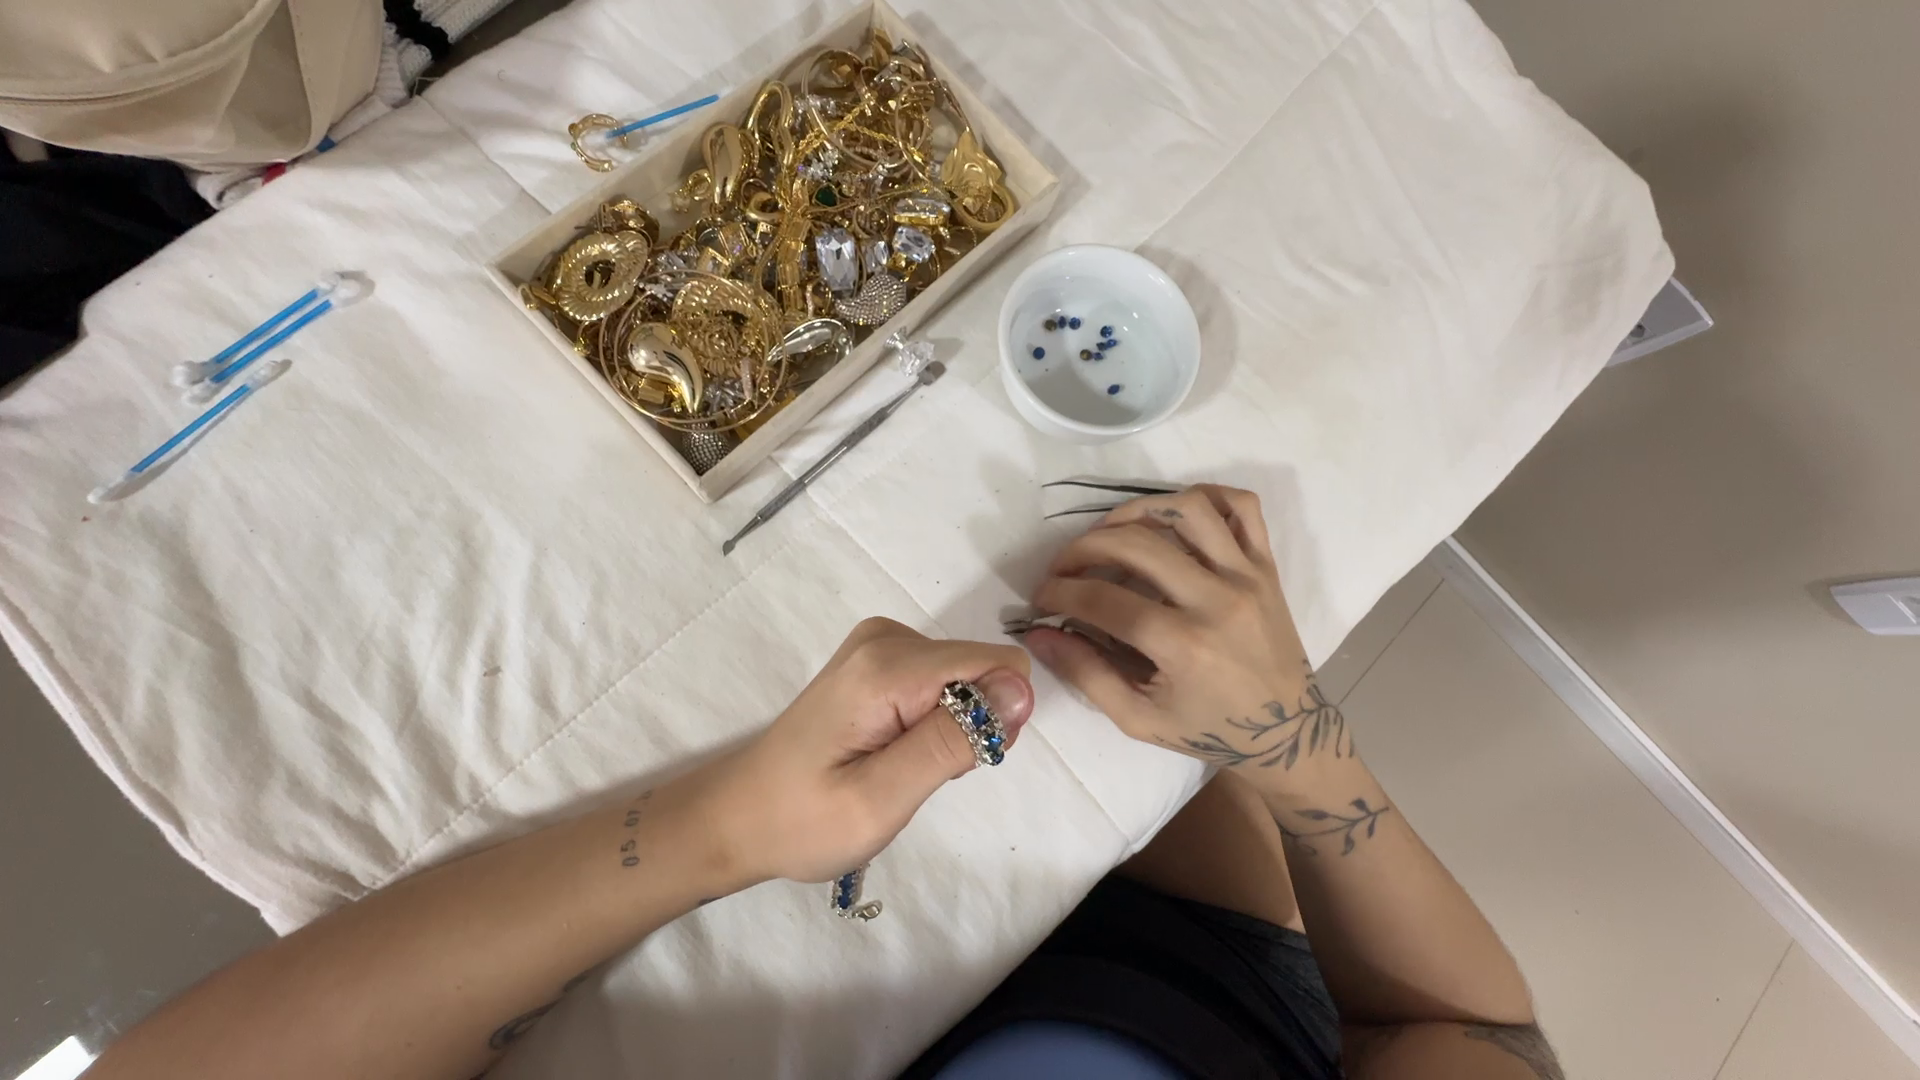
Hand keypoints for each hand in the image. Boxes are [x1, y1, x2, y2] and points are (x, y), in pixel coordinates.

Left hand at [691, 618, 1033, 887]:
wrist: (740, 815)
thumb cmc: (805, 821)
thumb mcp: (883, 798)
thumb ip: (952, 741)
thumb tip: (1021, 689)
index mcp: (888, 665)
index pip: (995, 666)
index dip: (992, 721)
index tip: (953, 763)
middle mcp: (887, 637)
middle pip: (980, 670)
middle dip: (967, 727)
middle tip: (915, 773)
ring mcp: (879, 643)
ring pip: (964, 678)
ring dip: (949, 728)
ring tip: (898, 765)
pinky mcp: (877, 658)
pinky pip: (941, 680)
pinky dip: (930, 720)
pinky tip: (892, 749)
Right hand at [1025, 485, 1348, 775]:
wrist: (1288, 733)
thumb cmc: (1209, 729)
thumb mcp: (1138, 719)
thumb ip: (1085, 674)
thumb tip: (1037, 635)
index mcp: (1184, 646)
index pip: (1104, 600)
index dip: (1060, 593)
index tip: (1040, 598)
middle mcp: (1217, 601)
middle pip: (1136, 545)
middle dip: (1083, 549)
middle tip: (1063, 566)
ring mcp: (1247, 576)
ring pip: (1188, 509)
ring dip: (1136, 510)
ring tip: (1110, 531)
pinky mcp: (1267, 565)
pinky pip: (1242, 507)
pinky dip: (1206, 495)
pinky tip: (1171, 514)